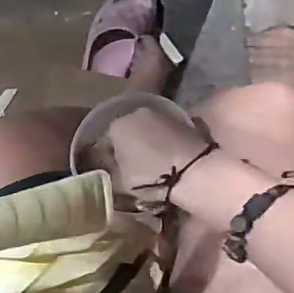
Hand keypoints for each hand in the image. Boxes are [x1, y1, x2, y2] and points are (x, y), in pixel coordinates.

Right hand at [80, 107, 213, 212]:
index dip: (104, 159)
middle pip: (124, 132)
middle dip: (124, 148)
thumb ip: (105, 170)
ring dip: (143, 144)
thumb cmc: (149, 176)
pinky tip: (164, 160)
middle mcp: (136, 113)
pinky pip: (162, 133)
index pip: (102, 142)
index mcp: (116, 126)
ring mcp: (161, 114)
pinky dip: (160, 144)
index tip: (109, 173)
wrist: (194, 172)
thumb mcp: (117, 180)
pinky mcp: (182, 121)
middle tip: (128, 169)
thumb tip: (99, 164)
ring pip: (144, 130)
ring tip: (148, 165)